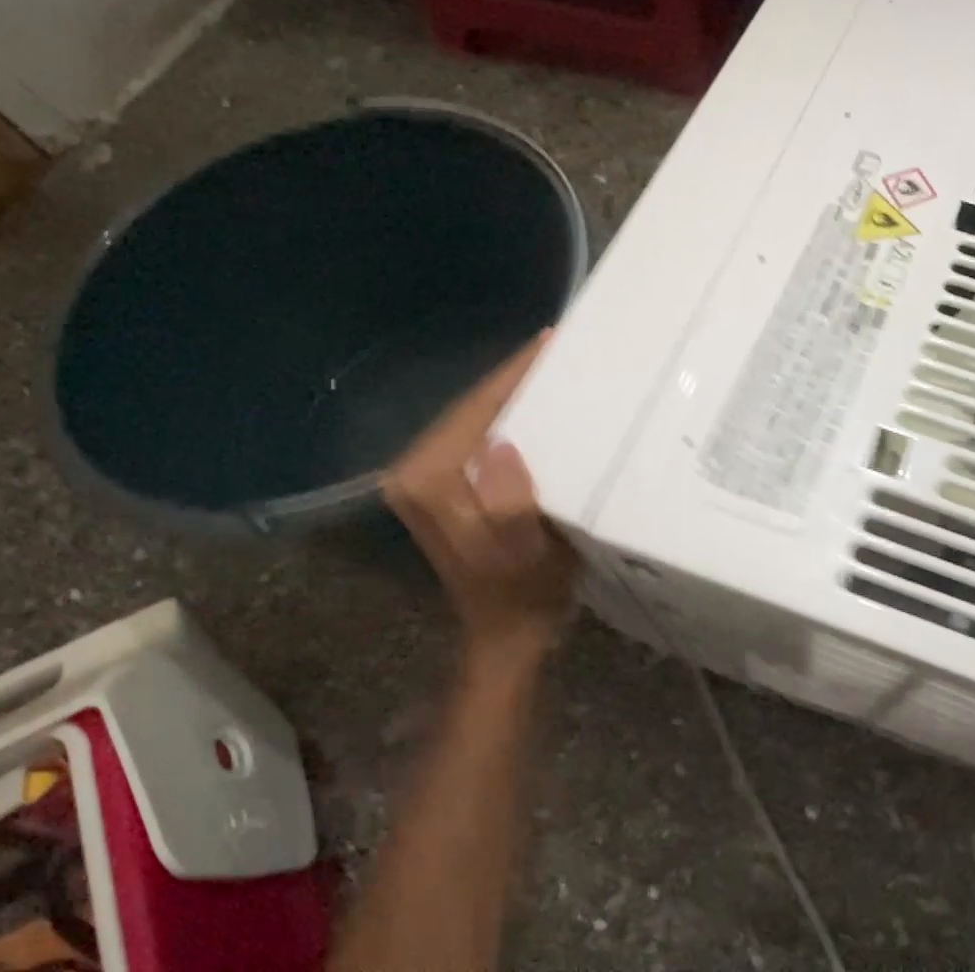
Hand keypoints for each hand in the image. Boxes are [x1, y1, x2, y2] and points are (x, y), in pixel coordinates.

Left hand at [384, 332, 576, 651]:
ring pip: (472, 417)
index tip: (550, 340)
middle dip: (514, 377)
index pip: (474, 411)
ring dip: (512, 393)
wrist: (505, 634)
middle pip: (470, 407)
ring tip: (554, 368)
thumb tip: (502, 448)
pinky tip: (535, 405)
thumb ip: (510, 508)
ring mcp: (423, 479)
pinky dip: (506, 416)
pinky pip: (475, 434)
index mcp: (430, 484)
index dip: (513, 375)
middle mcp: (414, 473)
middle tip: (560, 347)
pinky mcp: (438, 485)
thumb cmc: (524, 597)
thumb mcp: (526, 558)